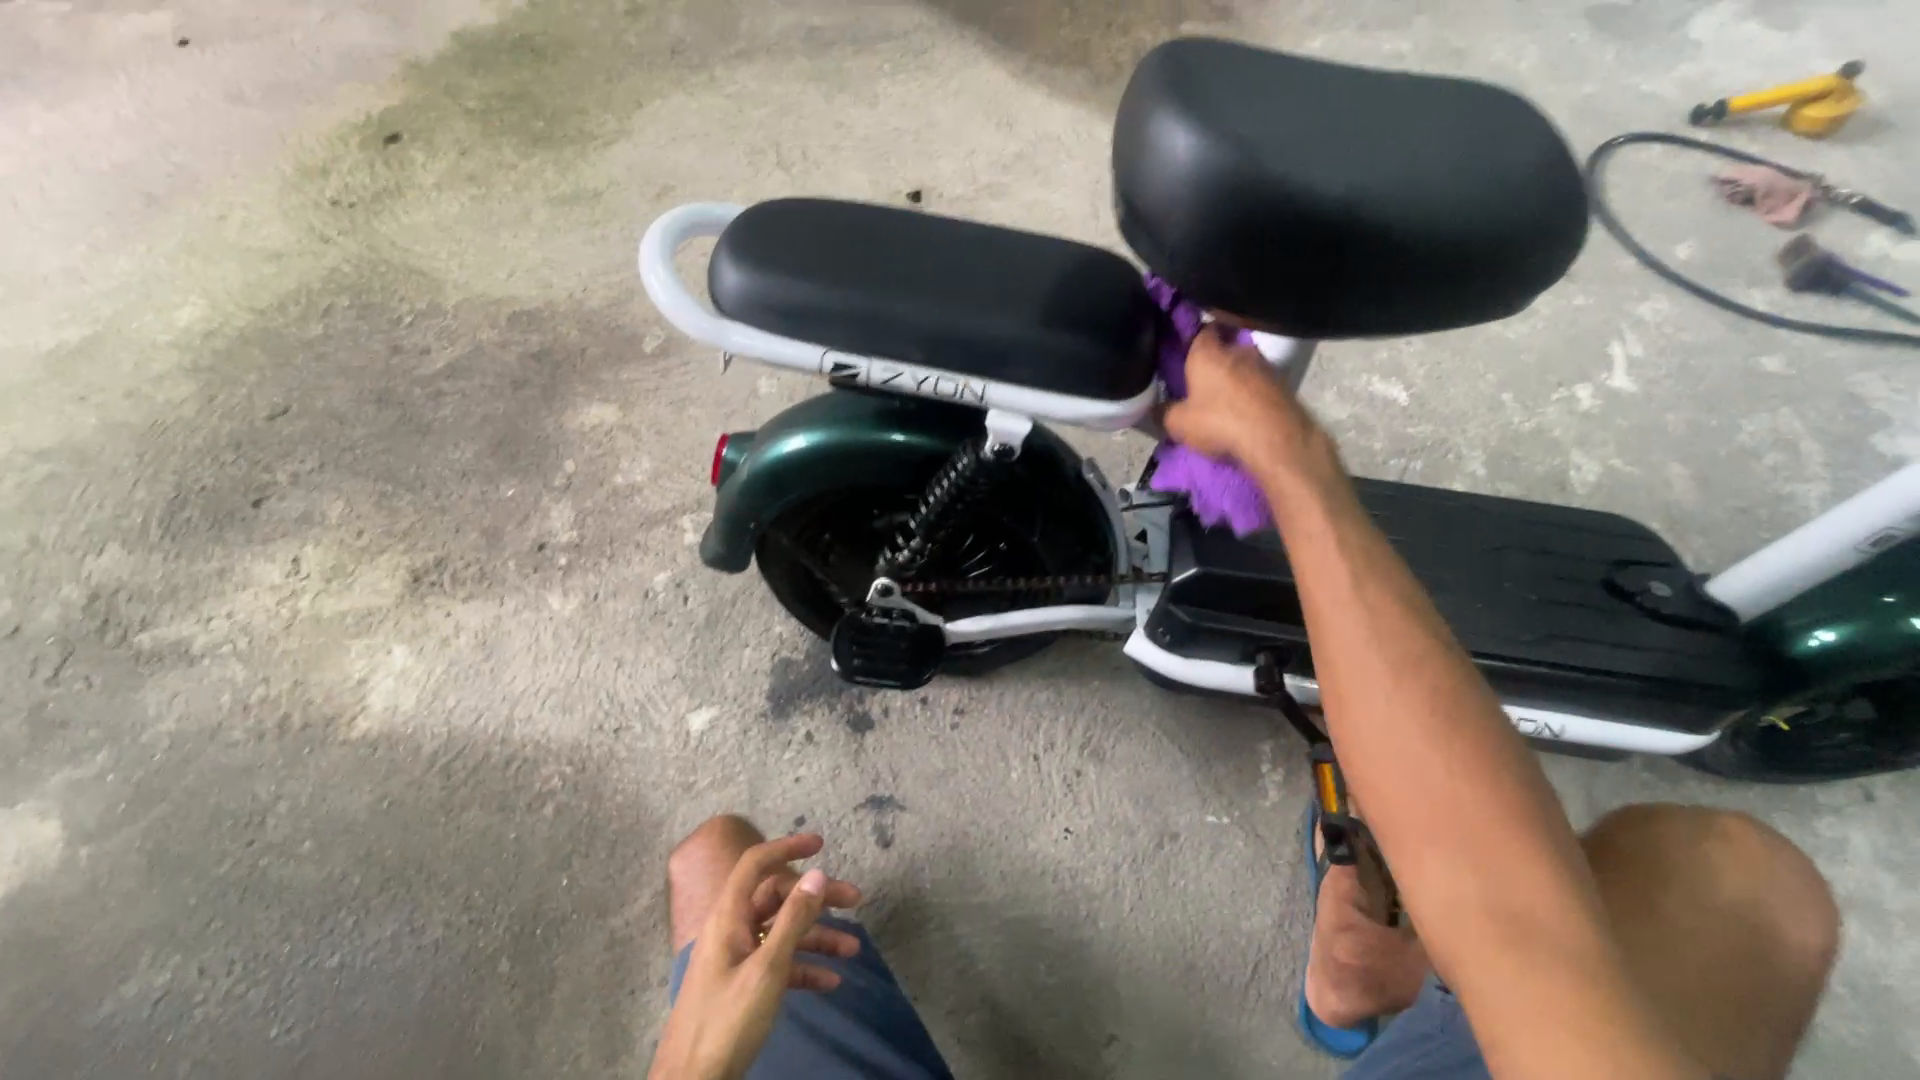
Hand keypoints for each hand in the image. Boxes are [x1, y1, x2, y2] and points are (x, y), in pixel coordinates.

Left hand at [650, 834, 863, 1079]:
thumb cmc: (726, 1021)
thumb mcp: (766, 969)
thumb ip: (793, 919)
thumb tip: (816, 873)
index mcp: (729, 917)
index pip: (756, 864)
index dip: (787, 847)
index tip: (821, 844)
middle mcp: (732, 930)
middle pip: (778, 899)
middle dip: (818, 898)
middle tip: (857, 901)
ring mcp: (737, 960)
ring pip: (783, 933)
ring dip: (819, 937)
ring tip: (854, 949)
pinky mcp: (743, 987)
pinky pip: (779, 964)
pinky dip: (805, 968)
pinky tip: (831, 982)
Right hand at [1162, 327, 1340, 483]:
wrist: (1275, 438)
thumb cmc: (1219, 422)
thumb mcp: (1178, 424)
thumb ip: (1163, 412)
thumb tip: (1156, 408)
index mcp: (1208, 352)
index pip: (1202, 330)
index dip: (1194, 338)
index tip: (1187, 352)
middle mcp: (1239, 350)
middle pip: (1225, 348)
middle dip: (1216, 361)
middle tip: (1205, 381)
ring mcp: (1265, 365)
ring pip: (1245, 366)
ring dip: (1237, 378)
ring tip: (1227, 400)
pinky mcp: (1284, 383)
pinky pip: (1261, 383)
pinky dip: (1253, 393)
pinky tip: (1248, 412)